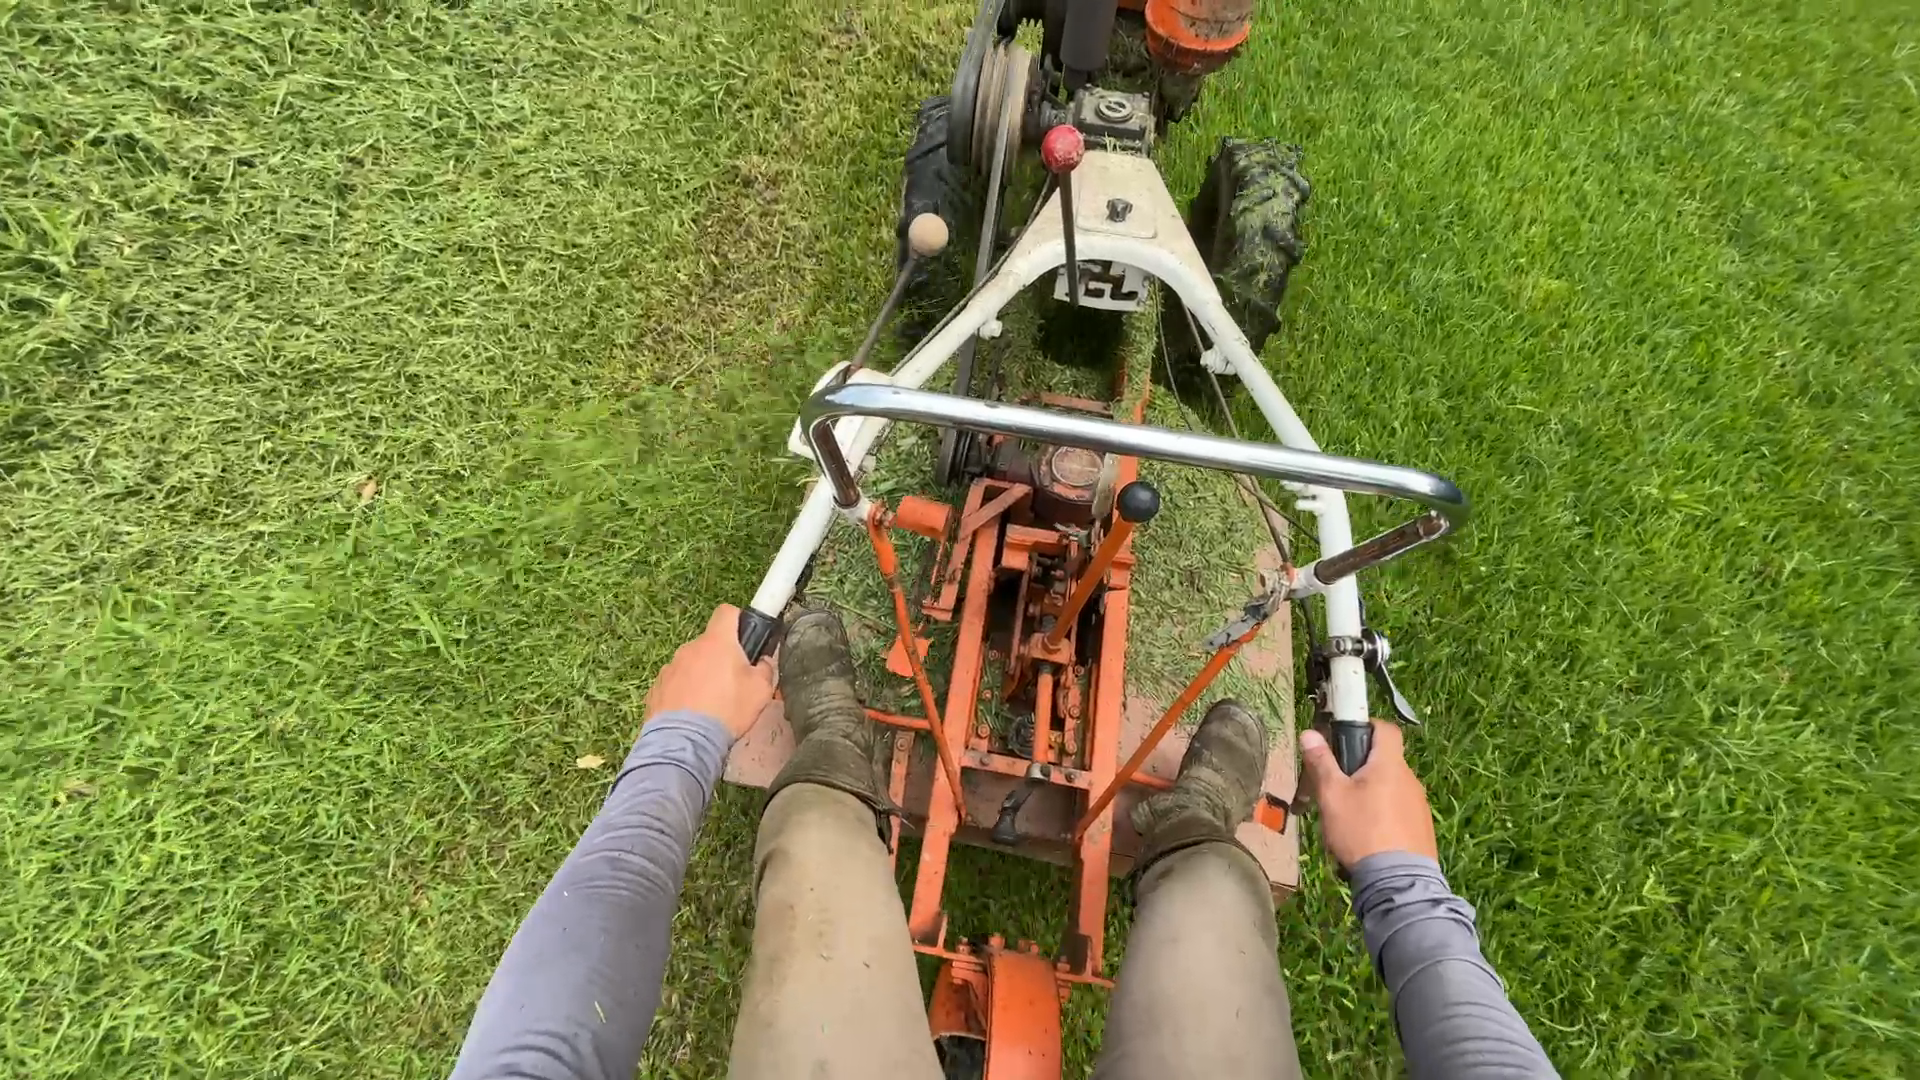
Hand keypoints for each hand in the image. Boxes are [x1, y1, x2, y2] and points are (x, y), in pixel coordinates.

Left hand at [644, 605, 776, 738]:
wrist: (685, 742)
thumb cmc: (727, 710)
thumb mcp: (761, 690)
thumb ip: (765, 668)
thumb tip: (761, 662)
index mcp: (717, 642)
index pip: (727, 612)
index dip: (739, 619)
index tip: (746, 637)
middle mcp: (690, 649)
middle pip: (710, 643)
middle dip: (722, 657)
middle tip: (734, 682)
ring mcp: (670, 668)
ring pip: (692, 664)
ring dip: (702, 675)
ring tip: (712, 703)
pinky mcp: (656, 689)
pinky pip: (676, 683)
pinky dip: (685, 693)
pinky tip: (694, 714)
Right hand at [1298, 720, 1437, 868]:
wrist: (1398, 883)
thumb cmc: (1361, 830)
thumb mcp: (1332, 794)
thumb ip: (1322, 762)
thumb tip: (1310, 733)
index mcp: (1389, 765)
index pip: (1385, 729)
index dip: (1365, 725)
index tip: (1343, 737)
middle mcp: (1409, 780)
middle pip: (1383, 759)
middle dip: (1358, 765)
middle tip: (1333, 781)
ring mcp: (1418, 805)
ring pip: (1389, 785)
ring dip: (1368, 790)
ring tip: (1345, 812)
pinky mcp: (1421, 828)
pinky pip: (1397, 808)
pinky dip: (1381, 811)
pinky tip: (1364, 831)